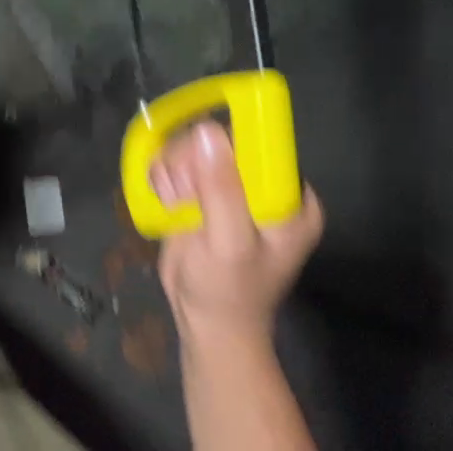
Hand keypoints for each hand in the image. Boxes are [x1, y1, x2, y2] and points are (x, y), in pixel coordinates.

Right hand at [152, 122, 323, 347]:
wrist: (205, 321)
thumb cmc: (228, 289)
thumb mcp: (229, 241)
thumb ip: (222, 188)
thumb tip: (207, 130)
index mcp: (290, 196)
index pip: (256, 143)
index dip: (223, 147)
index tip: (199, 173)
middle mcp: (262, 187)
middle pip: (216, 141)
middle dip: (189, 163)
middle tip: (182, 195)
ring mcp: (229, 189)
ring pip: (190, 149)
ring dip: (172, 171)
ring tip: (175, 204)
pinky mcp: (201, 194)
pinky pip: (175, 164)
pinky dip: (163, 177)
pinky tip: (167, 202)